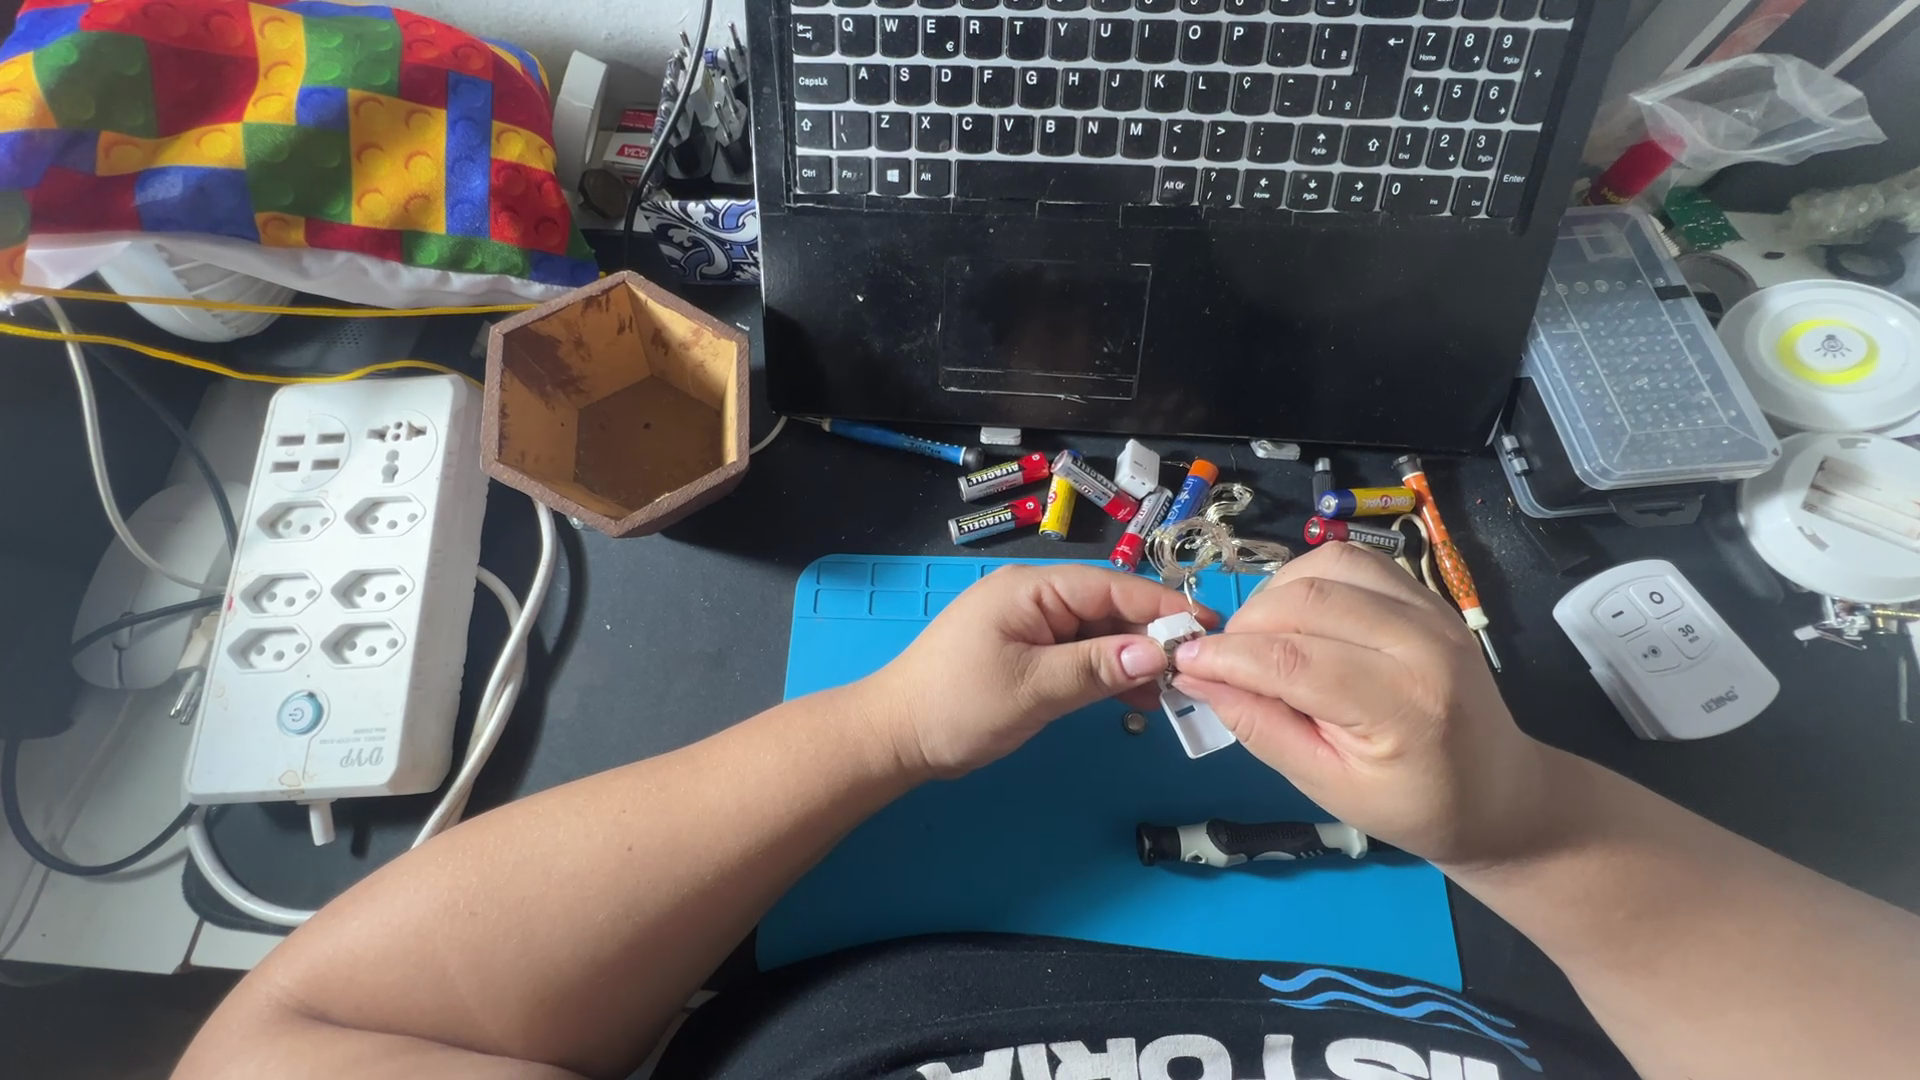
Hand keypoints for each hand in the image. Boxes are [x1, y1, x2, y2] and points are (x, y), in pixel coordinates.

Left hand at [865, 564, 1210, 779]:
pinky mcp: (1029, 653)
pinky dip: (1107, 674)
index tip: (1207, 628)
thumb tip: (1158, 654)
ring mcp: (1031, 626)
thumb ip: (1096, 668)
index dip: (1160, 606)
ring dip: (1132, 659)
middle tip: (1197, 668)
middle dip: (1150, 637)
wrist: (898, 737)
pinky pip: (1079, 655)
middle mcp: (1034, 599)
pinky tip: (1139, 697)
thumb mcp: (1032, 687)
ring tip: (1175, 690)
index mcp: (1030, 589)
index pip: (1108, 587)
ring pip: (1097, 634)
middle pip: (1106, 608)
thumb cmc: (957, 705)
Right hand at [1170, 543, 1552, 867]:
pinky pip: (1350, 559)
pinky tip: (1295, 614)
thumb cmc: (1413, 805)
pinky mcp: (1424, 595)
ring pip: (1325, 567)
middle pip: (1305, 601)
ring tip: (1261, 637)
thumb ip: (1259, 727)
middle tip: (1224, 659)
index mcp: (1403, 706)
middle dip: (1245, 626)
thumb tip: (1196, 677)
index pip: (1293, 661)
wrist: (1502, 792)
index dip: (1226, 657)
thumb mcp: (1327, 786)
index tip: (1184, 661)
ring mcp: (1429, 610)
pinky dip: (1306, 577)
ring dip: (1274, 596)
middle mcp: (1422, 643)